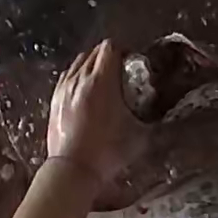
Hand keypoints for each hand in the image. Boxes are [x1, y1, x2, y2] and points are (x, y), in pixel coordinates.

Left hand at [46, 40, 147, 186]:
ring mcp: (63, 89)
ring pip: (78, 62)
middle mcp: (79, 79)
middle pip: (93, 52)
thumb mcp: (139, 134)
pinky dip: (77, 76)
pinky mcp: (54, 100)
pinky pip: (67, 77)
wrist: (73, 170)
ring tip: (102, 81)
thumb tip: (163, 111)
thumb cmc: (108, 152)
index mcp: (101, 81)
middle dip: (108, 57)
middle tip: (120, 72)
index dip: (123, 51)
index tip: (131, 64)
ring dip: (91, 65)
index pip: (110, 48)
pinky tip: (84, 91)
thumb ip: (150, 117)